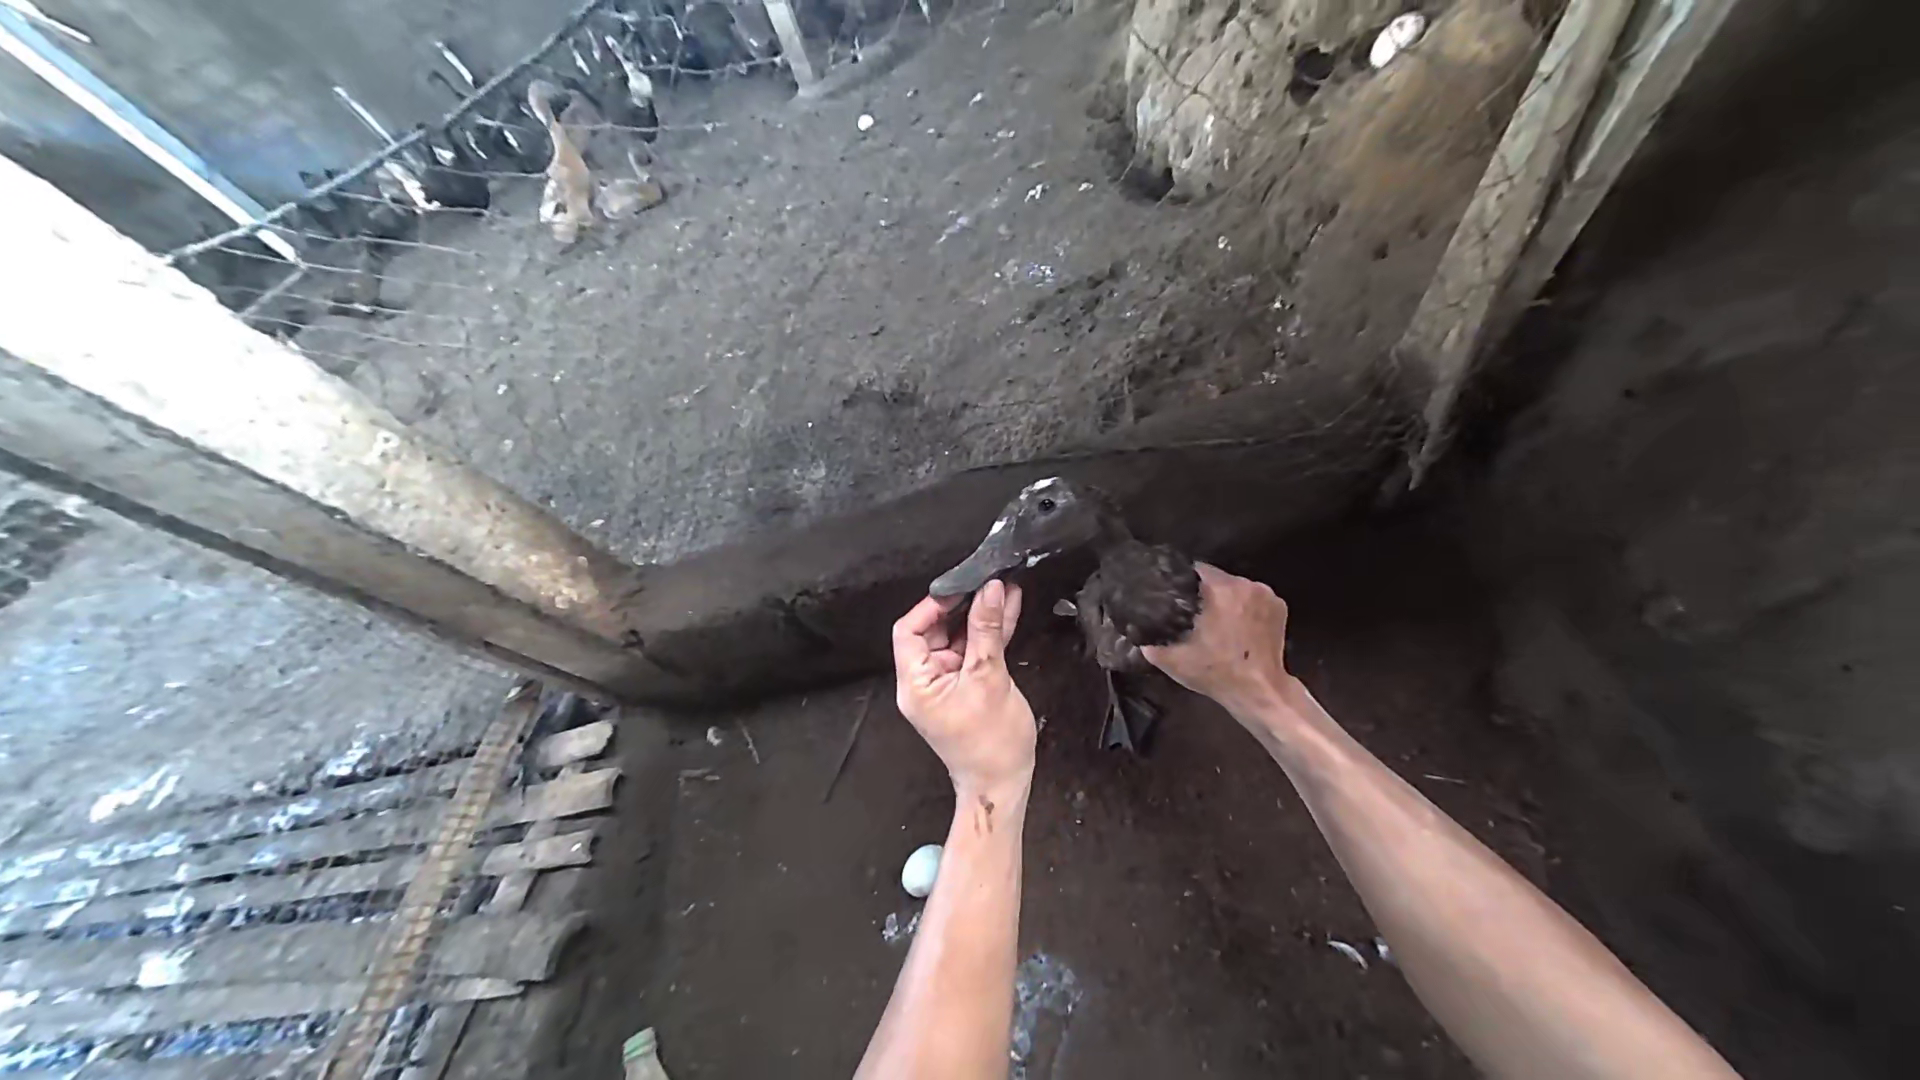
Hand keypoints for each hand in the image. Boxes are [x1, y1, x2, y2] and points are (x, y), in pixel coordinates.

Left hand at [891, 580, 1036, 797]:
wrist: (1004, 784)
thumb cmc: (991, 744)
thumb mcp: (989, 679)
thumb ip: (987, 630)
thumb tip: (991, 590)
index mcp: (916, 683)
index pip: (908, 631)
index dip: (930, 606)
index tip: (959, 589)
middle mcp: (925, 679)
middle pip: (935, 630)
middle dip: (961, 605)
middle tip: (985, 582)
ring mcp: (947, 681)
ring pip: (960, 636)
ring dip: (981, 615)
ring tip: (1004, 588)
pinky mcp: (967, 683)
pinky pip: (975, 650)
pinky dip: (990, 632)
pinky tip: (1008, 608)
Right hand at [1142, 563, 1293, 720]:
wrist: (1259, 692)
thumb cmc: (1215, 673)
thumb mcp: (1172, 659)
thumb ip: (1148, 641)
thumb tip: (1135, 629)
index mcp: (1219, 590)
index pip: (1194, 568)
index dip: (1181, 579)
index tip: (1173, 592)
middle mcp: (1245, 585)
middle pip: (1216, 577)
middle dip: (1203, 590)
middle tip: (1191, 609)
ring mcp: (1266, 595)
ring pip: (1235, 586)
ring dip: (1224, 597)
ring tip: (1214, 618)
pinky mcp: (1279, 606)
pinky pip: (1252, 597)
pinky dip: (1244, 606)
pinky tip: (1235, 624)